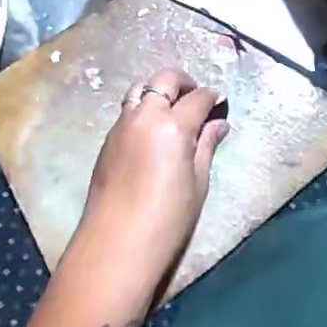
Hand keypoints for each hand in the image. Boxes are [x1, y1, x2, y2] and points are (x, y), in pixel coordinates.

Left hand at [77, 70, 228, 282]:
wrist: (115, 246)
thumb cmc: (167, 219)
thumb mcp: (197, 182)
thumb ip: (206, 145)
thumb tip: (218, 123)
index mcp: (173, 124)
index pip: (198, 97)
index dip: (211, 97)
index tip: (219, 103)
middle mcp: (145, 116)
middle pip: (164, 80)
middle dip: (184, 82)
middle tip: (195, 98)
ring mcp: (122, 125)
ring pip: (139, 89)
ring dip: (158, 92)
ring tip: (171, 111)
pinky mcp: (107, 140)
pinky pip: (127, 111)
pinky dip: (142, 110)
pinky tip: (152, 133)